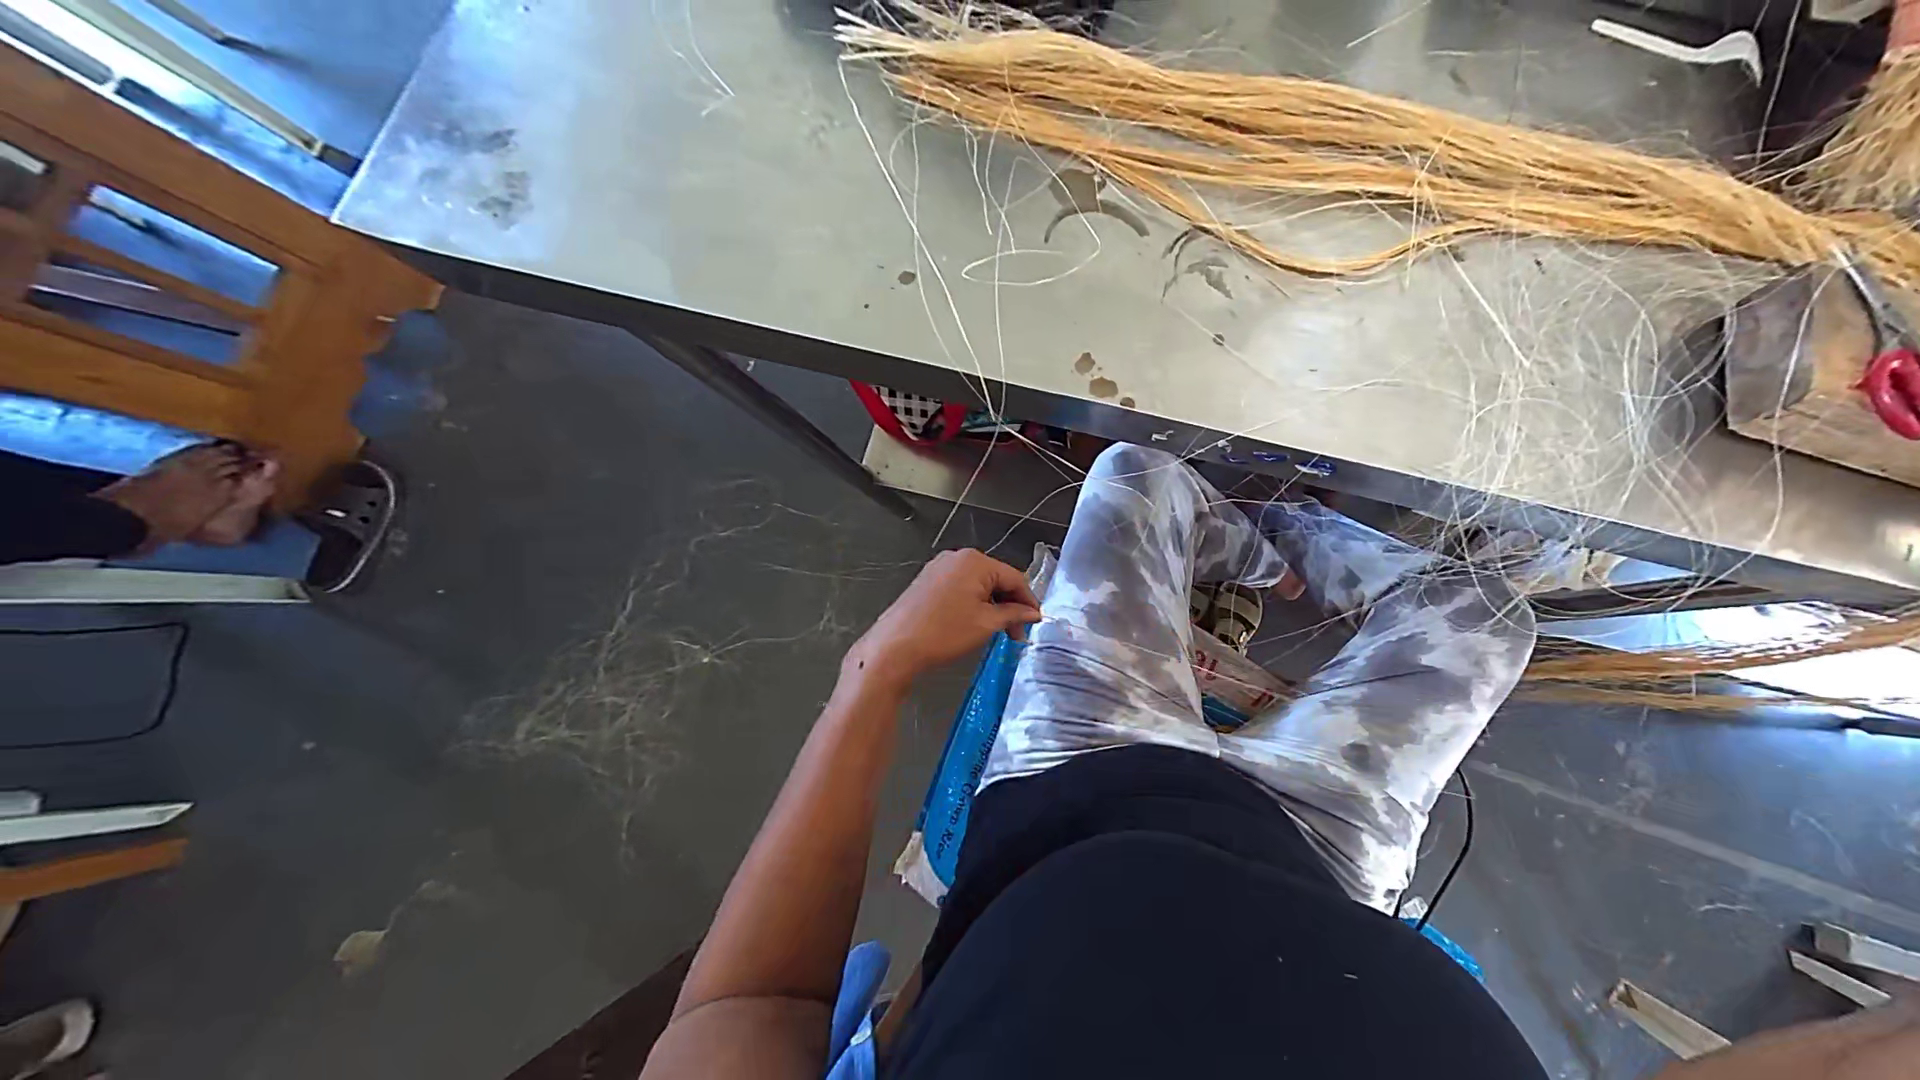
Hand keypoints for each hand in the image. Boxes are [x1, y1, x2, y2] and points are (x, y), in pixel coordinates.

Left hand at [842, 549, 1042, 694]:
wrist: (895, 647)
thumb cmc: (943, 633)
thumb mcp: (986, 624)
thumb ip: (1013, 614)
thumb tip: (1031, 613)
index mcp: (974, 561)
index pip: (1014, 577)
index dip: (1028, 601)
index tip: (1035, 621)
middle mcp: (956, 558)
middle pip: (995, 579)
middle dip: (1009, 605)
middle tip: (1016, 633)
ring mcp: (939, 568)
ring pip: (977, 585)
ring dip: (991, 606)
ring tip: (997, 632)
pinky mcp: (927, 581)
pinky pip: (960, 588)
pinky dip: (972, 604)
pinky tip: (975, 624)